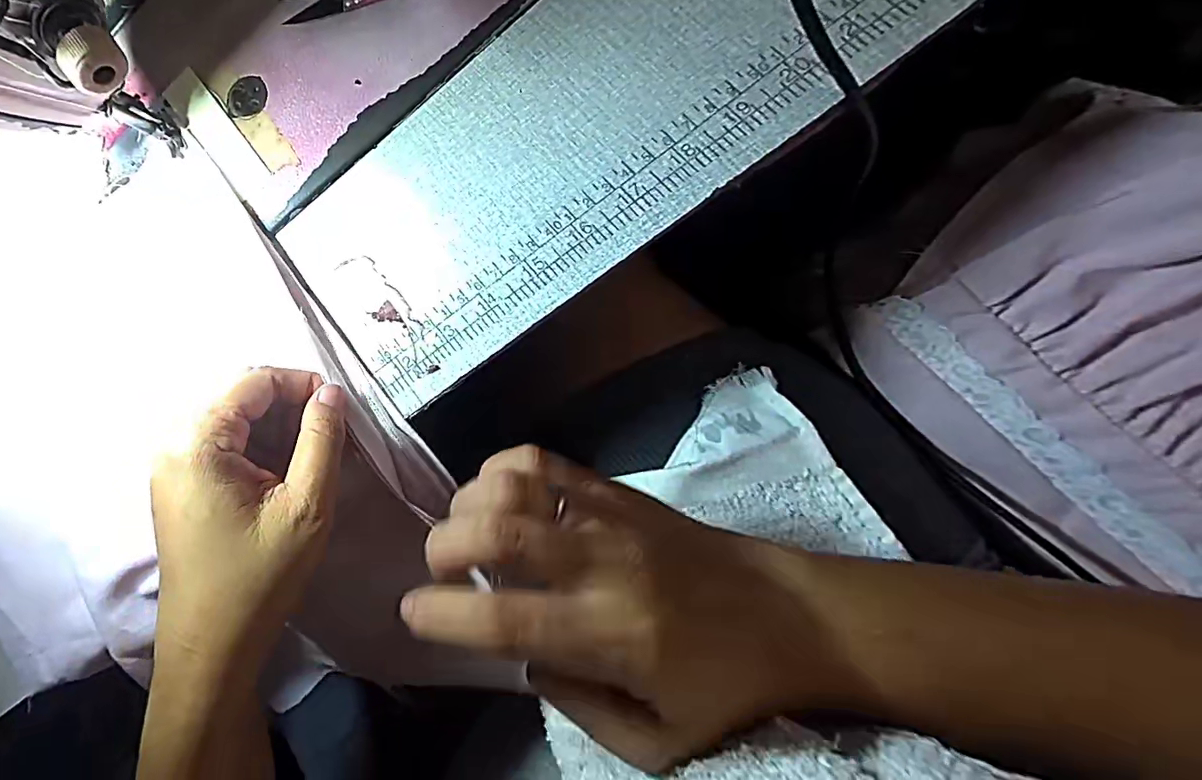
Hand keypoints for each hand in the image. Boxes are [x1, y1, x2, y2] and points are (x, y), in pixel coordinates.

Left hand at [150, 368, 350, 683]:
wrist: (208, 651)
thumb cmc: (257, 582)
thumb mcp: (304, 508)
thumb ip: (321, 441)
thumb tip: (331, 392)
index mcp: (197, 440)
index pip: (253, 381)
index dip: (300, 384)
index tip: (338, 407)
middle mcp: (176, 441)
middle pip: (242, 399)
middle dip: (291, 410)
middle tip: (333, 437)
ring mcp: (173, 463)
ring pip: (235, 422)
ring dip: (277, 431)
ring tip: (315, 459)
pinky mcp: (179, 484)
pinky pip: (223, 447)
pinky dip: (258, 451)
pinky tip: (286, 475)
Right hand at [400, 445, 846, 772]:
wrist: (788, 613)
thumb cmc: (724, 685)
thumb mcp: (661, 741)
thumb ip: (580, 709)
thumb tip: (518, 660)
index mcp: (611, 636)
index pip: (508, 621)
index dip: (446, 615)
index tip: (413, 613)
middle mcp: (598, 566)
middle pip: (496, 534)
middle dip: (444, 547)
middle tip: (439, 566)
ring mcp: (602, 516)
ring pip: (510, 486)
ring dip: (467, 505)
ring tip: (467, 529)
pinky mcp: (607, 486)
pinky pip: (535, 459)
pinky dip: (497, 470)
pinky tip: (494, 495)